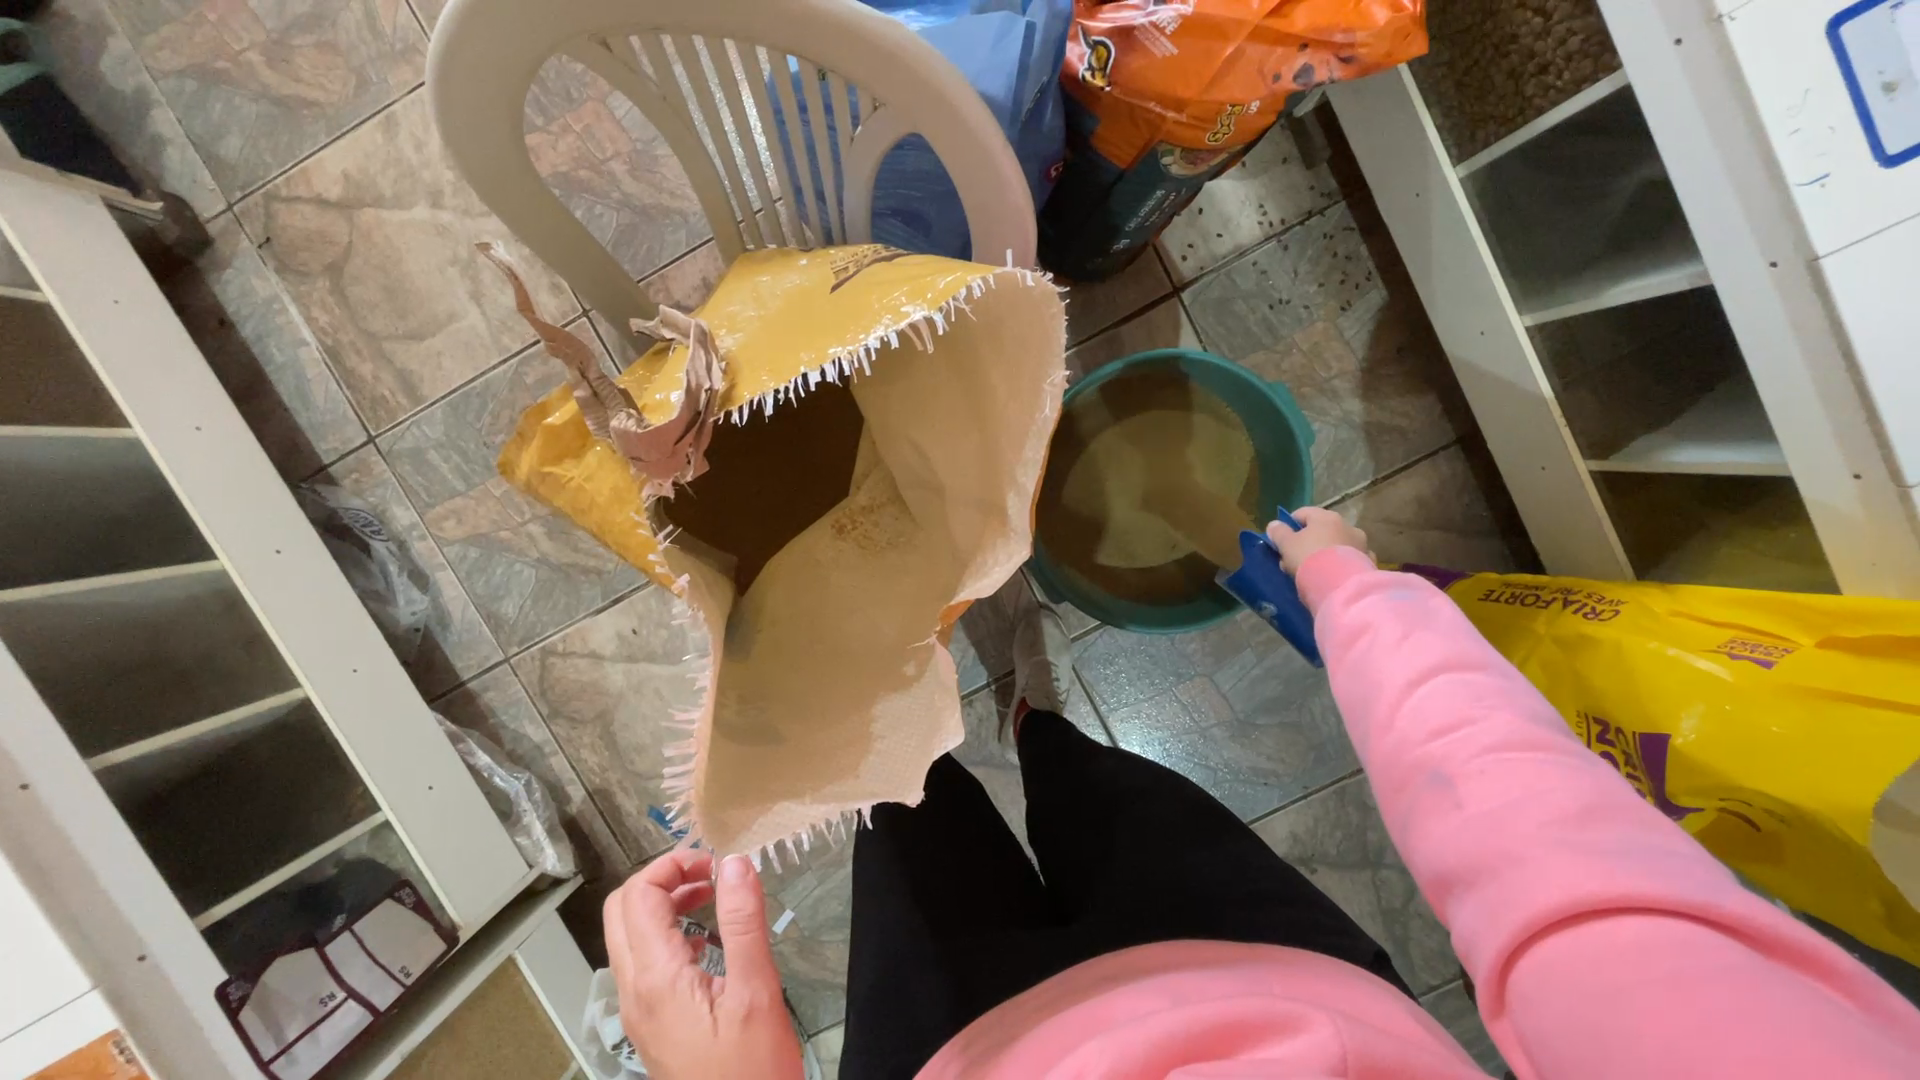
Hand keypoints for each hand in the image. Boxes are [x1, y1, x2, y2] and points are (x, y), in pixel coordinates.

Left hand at [604, 850, 802, 1079]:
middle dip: (662, 879)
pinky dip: (666, 932)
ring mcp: (637, 1009)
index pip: (639, 896)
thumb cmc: (752, 1068)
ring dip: (663, 903)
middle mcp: (634, 990)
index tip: (716, 865)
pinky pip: (642, 961)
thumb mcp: (757, 991)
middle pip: (621, 910)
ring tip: (713, 897)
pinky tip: (708, 939)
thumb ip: (744, 923)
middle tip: (710, 876)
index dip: (673, 865)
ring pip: (628, 935)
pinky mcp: (650, 1022)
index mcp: (656, 978)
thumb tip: (736, 863)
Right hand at [1266, 506, 1372, 574]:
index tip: (1281, 541)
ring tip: (1313, 571)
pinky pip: (1349, 561)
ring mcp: (1362, 544)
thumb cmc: (1309, 558)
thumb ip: (1278, 532)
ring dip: (1326, 553)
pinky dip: (1340, 566)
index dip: (1289, 525)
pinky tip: (1332, 578)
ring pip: (1337, 545)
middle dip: (1307, 542)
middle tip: (1294, 559)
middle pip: (1322, 530)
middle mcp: (1347, 525)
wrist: (1341, 586)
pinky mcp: (1369, 563)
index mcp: (1326, 517)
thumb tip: (1274, 524)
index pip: (1302, 513)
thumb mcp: (1286, 545)